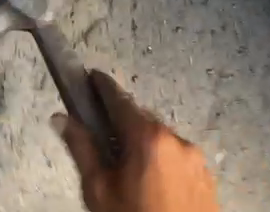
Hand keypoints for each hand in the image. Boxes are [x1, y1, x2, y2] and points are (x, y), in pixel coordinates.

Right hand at [56, 72, 218, 211]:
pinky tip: (153, 185)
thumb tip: (60, 117)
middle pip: (141, 119)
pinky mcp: (208, 179)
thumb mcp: (99, 191)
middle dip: (122, 124)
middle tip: (105, 143)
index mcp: (148, 136)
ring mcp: (196, 159)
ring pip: (161, 139)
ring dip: (144, 145)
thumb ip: (81, 148)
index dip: (101, 86)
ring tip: (130, 172)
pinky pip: (178, 158)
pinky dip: (163, 162)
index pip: (118, 98)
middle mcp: (176, 139)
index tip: (89, 77)